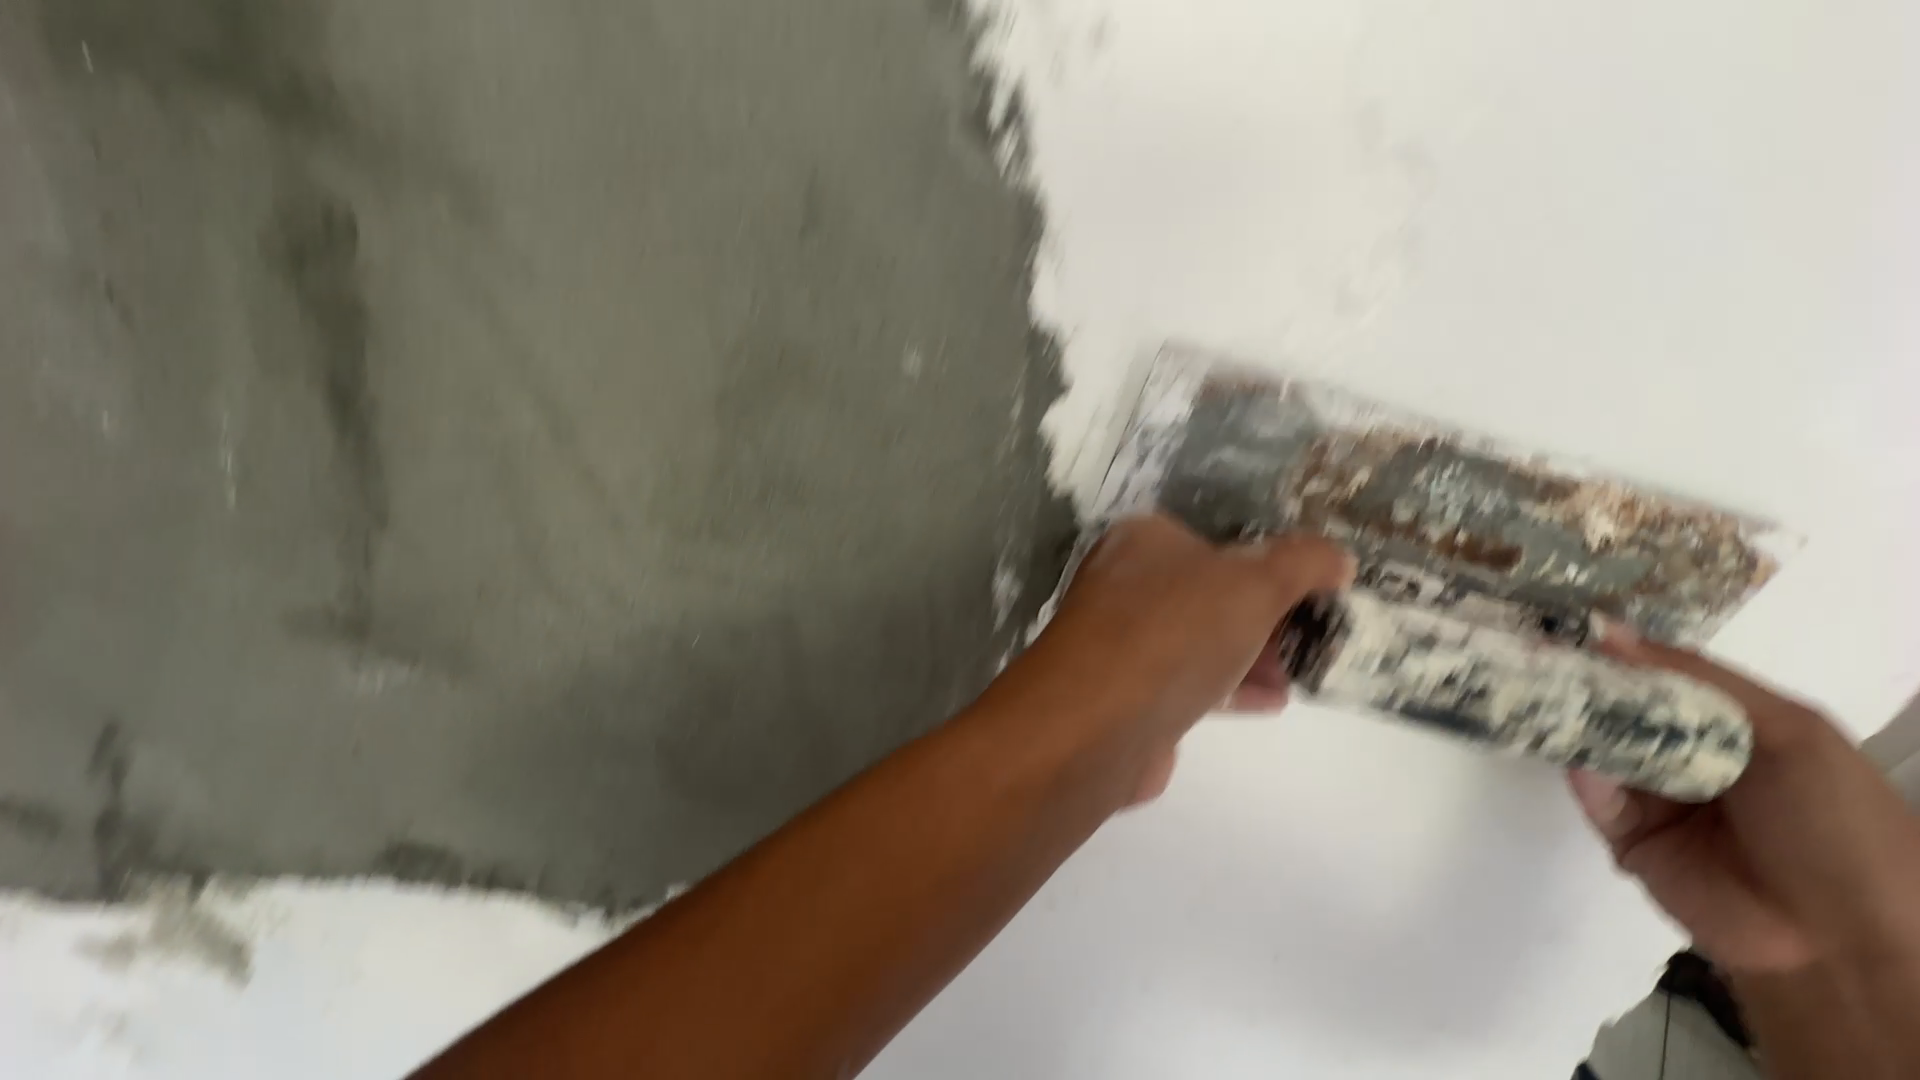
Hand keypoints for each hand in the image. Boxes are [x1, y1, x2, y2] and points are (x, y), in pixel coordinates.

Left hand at [993, 514, 1354, 806]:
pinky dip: (1226, 690)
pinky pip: (1183, 683)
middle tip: (1308, 640)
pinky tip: (1268, 703)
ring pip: (1196, 642)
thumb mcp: (1255, 582)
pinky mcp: (1121, 695)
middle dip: (1262, 619)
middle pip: (1206, 595)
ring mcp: (1118, 642)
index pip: (1212, 542)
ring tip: (1296, 678)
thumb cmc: (1176, 631)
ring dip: (1249, 658)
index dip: (1264, 565)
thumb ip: (1302, 563)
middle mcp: (1122, 585)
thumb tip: (1338, 558)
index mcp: (1142, 541)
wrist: (1098, 722)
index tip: (1306, 593)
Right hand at [1569, 632, 1919, 972]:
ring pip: (1599, 749)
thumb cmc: (1837, 822)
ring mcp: (1653, 796)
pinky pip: (1596, 797)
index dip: (1618, 655)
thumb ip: (1696, 677)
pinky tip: (1584, 765)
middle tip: (1532, 658)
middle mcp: (1688, 756)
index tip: (1568, 630)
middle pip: (1621, 711)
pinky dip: (1587, 779)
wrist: (1845, 938)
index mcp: (1732, 726)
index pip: (1661, 678)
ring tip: (1536, 698)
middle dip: (1582, 687)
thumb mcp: (1789, 732)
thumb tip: (1605, 629)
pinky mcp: (1625, 835)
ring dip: (1572, 726)